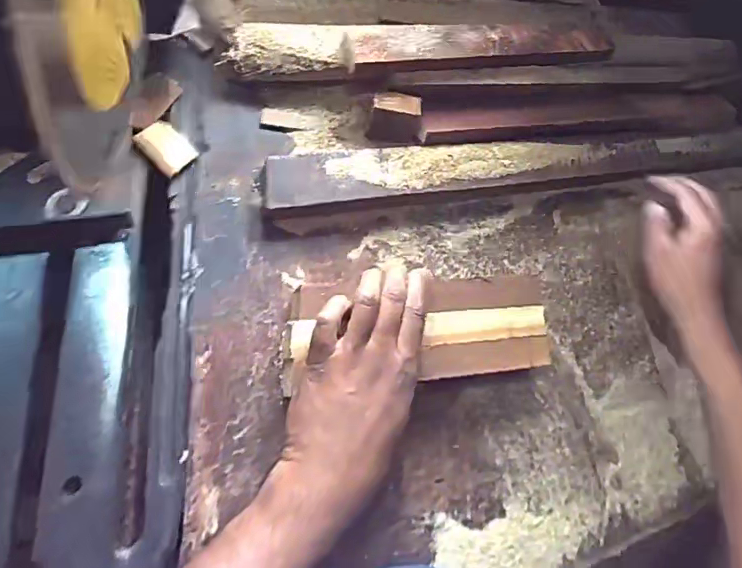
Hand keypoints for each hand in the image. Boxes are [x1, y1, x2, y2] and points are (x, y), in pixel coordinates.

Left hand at [273, 263, 428, 528]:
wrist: (327, 475)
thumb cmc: (370, 454)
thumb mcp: (400, 412)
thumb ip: (399, 378)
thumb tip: (400, 355)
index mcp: (404, 369)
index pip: (415, 317)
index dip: (419, 290)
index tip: (421, 273)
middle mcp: (379, 355)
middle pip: (391, 304)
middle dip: (395, 279)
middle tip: (396, 265)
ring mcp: (348, 356)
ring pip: (362, 306)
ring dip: (369, 284)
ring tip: (373, 272)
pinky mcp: (320, 362)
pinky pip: (326, 324)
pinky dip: (334, 308)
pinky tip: (339, 302)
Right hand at [642, 176, 727, 342]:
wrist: (698, 314)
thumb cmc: (675, 284)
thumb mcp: (658, 252)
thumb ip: (656, 224)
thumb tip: (655, 205)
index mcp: (702, 224)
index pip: (686, 193)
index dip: (668, 183)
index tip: (650, 180)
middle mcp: (714, 226)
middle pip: (703, 194)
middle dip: (684, 183)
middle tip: (663, 180)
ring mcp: (717, 236)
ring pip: (709, 203)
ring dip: (691, 192)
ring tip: (671, 190)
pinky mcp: (715, 246)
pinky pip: (708, 213)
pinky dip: (695, 204)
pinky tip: (681, 211)